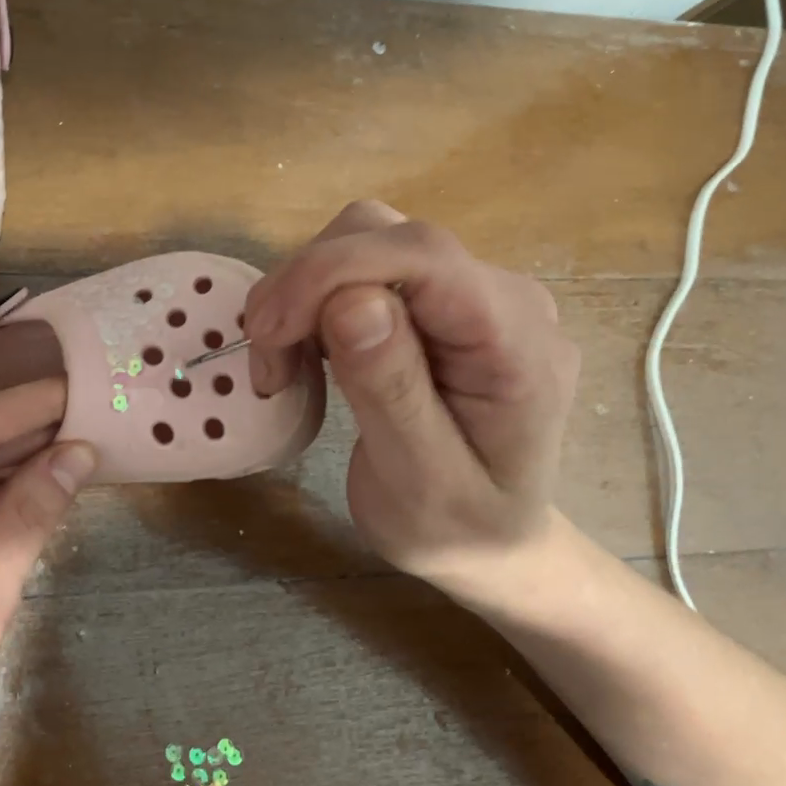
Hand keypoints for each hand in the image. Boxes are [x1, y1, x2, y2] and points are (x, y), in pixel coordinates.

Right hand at [242, 202, 578, 592]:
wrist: (487, 548)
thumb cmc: (459, 531)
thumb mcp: (421, 481)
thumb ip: (392, 389)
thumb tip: (352, 300)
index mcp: (516, 340)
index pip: (422, 255)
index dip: (331, 272)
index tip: (269, 332)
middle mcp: (498, 297)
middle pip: (381, 236)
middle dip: (305, 288)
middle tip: (268, 367)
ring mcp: (463, 295)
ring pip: (357, 243)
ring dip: (300, 298)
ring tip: (280, 371)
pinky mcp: (429, 303)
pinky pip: (353, 270)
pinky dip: (308, 306)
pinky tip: (300, 358)